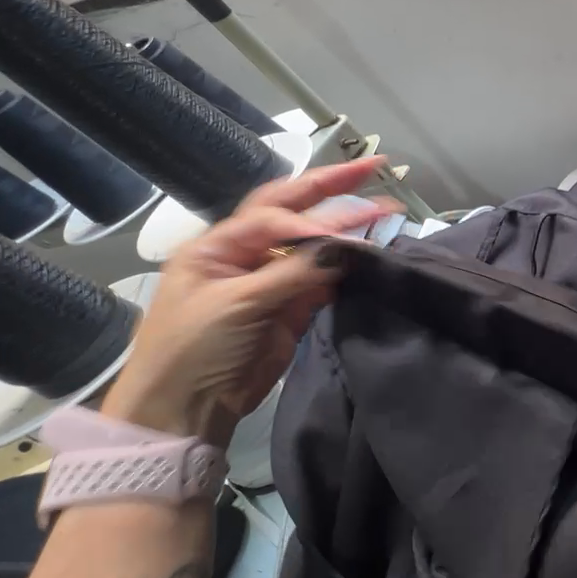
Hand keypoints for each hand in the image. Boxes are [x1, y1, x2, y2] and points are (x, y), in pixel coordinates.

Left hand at [100, 157, 398, 444]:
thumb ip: (293, 272)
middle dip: (333, 188)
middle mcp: (245, 255)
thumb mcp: (236, 304)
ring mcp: (272, 281)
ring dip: (351, 227)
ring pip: (317, 245)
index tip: (341, 237)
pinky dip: (351, 266)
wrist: (187, 409)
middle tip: (375, 168)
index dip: (310, 221)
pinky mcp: (294, 308)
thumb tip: (347, 246)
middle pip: (294, 212)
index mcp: (216, 247)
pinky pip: (328, 278)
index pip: (273, 217)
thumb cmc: (194, 349)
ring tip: (389, 209)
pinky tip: (374, 253)